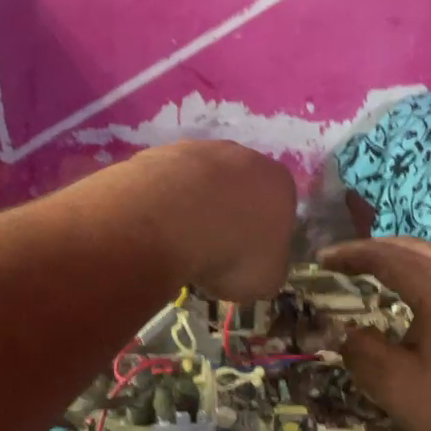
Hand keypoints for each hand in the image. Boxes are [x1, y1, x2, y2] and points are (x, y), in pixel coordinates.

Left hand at [120, 141, 296, 301]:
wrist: (169, 223)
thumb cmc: (232, 253)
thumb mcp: (266, 280)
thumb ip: (267, 268)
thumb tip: (256, 268)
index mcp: (277, 181)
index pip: (277, 208)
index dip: (261, 237)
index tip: (244, 260)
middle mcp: (241, 155)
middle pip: (237, 189)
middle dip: (226, 216)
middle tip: (210, 251)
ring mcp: (196, 149)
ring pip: (198, 182)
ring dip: (191, 207)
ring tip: (176, 242)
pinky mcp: (157, 153)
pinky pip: (163, 183)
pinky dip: (160, 203)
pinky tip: (153, 227)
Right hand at [321, 238, 430, 430]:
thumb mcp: (398, 386)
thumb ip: (363, 352)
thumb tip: (347, 333)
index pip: (387, 256)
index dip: (350, 256)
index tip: (321, 261)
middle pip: (412, 249)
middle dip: (373, 251)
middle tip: (341, 262)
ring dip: (398, 262)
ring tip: (368, 274)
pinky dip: (419, 276)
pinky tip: (408, 299)